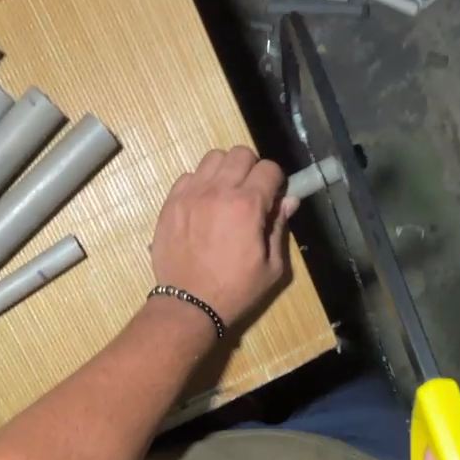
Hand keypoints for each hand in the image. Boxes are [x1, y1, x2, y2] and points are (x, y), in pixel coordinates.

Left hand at [150, 147, 296, 323]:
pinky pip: (188, 176)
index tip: (272, 199)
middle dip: (251, 170)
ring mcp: (191, 194)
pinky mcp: (171, 203)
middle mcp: (218, 191)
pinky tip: (202, 206)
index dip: (275, 182)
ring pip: (212, 158)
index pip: (269, 168)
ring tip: (225, 196)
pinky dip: (199, 184)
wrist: (189, 305)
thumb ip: (280, 229)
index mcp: (247, 205)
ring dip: (224, 171)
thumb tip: (288, 201)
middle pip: (240, 154)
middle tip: (250, 195)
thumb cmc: (235, 291)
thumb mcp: (271, 268)